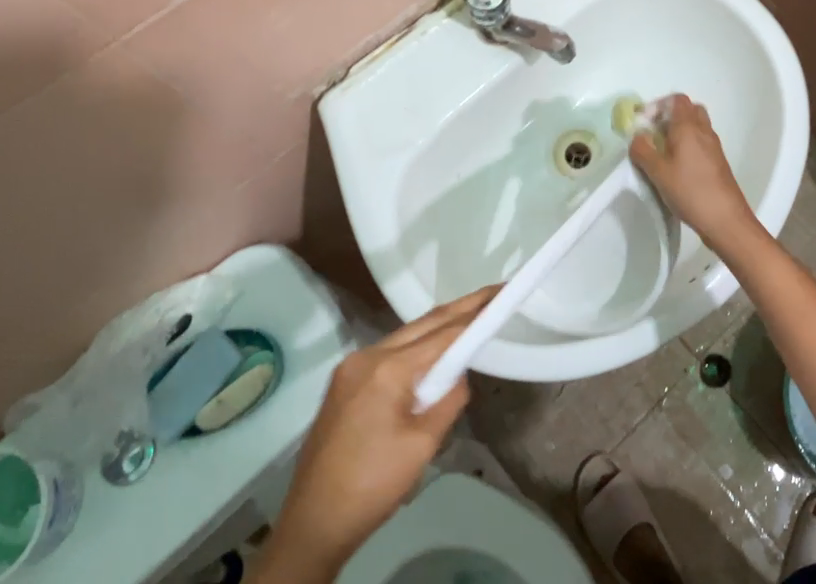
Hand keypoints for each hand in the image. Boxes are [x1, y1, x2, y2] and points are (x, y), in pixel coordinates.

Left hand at [256, 286, 498, 581]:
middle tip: (494, 294)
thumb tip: (458, 375)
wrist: (314, 521)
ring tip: (472, 317)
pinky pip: (389, 354)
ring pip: (405, 338)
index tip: (501, 294)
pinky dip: (417, 348)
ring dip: (438, 329)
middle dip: (460, 309)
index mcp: (386, 369)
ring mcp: (350, 369)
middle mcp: (365, 357)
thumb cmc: (373, 484)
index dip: (476, 313)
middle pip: (422, 325)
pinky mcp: (345, 384)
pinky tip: (434, 352)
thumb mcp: (424, 443)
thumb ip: (448, 399)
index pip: (443, 333)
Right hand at [630, 94, 765, 256]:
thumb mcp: (658, 172)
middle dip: (670, 117)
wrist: (725, 219)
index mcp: (688, 128)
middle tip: (655, 136)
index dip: (659, 105)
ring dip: (680, 133)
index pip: (677, 100)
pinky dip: (689, 147)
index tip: (645, 124)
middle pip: (690, 110)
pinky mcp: (718, 162)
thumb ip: (643, 151)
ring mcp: (714, 147)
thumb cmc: (690, 191)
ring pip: (697, 127)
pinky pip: (702, 144)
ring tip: (663, 154)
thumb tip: (637, 137)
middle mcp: (704, 132)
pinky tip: (677, 168)